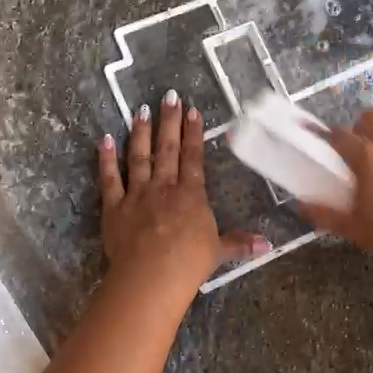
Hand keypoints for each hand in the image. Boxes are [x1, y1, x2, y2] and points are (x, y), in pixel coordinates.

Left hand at [99, 91, 269, 292]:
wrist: (152, 275)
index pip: (193, 157)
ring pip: (139, 157)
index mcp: (191, 194)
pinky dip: (106, 159)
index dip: (193, 132)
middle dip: (169, 121)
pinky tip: (105, 139)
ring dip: (140, 132)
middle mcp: (164, 186)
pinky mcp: (114, 207)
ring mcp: (137, 194)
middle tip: (168, 96)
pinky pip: (110, 179)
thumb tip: (267, 245)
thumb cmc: (189, 263)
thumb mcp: (218, 252)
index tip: (193, 110)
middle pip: (167, 148)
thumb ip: (239, 244)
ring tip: (141, 110)